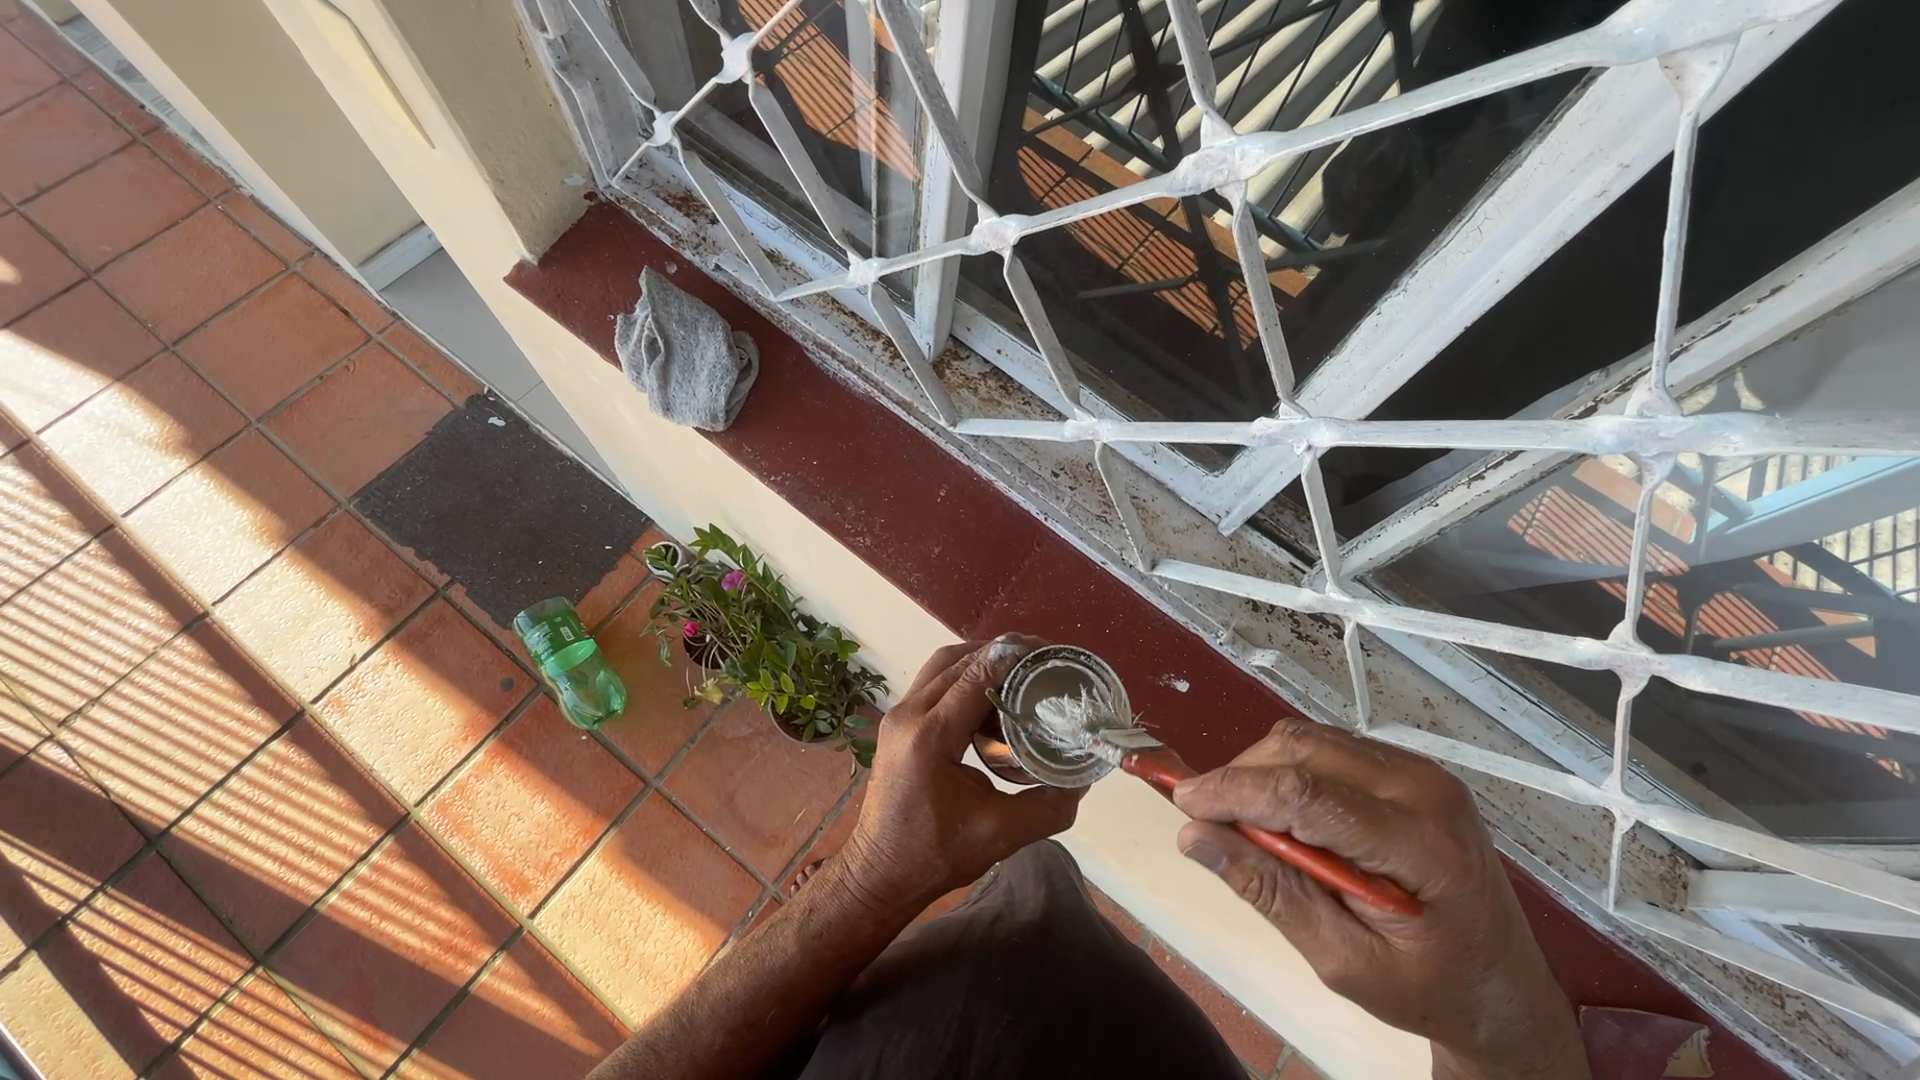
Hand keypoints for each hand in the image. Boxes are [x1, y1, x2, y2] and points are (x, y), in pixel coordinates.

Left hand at [838, 636, 1085, 917]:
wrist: (880, 874)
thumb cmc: (935, 856)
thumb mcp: (1001, 835)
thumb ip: (1049, 806)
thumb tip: (1084, 777)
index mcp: (931, 735)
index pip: (976, 675)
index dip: (1013, 656)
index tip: (1048, 652)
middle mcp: (909, 715)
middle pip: (958, 661)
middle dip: (1001, 652)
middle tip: (1041, 658)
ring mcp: (898, 717)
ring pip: (942, 666)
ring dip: (979, 660)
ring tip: (1020, 669)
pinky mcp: (898, 725)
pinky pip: (933, 684)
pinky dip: (963, 677)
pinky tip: (993, 694)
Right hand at [1172, 718, 1588, 1079]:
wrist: (1502, 986)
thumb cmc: (1430, 988)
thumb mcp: (1343, 961)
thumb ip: (1269, 891)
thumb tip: (1196, 837)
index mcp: (1424, 847)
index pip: (1307, 794)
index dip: (1235, 791)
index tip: (1182, 801)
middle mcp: (1426, 791)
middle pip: (1302, 750)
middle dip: (1241, 777)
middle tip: (1208, 821)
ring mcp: (1421, 772)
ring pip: (1307, 739)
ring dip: (1260, 770)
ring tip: (1245, 822)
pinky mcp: (1408, 769)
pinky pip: (1325, 746)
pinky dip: (1286, 770)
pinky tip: (1282, 814)